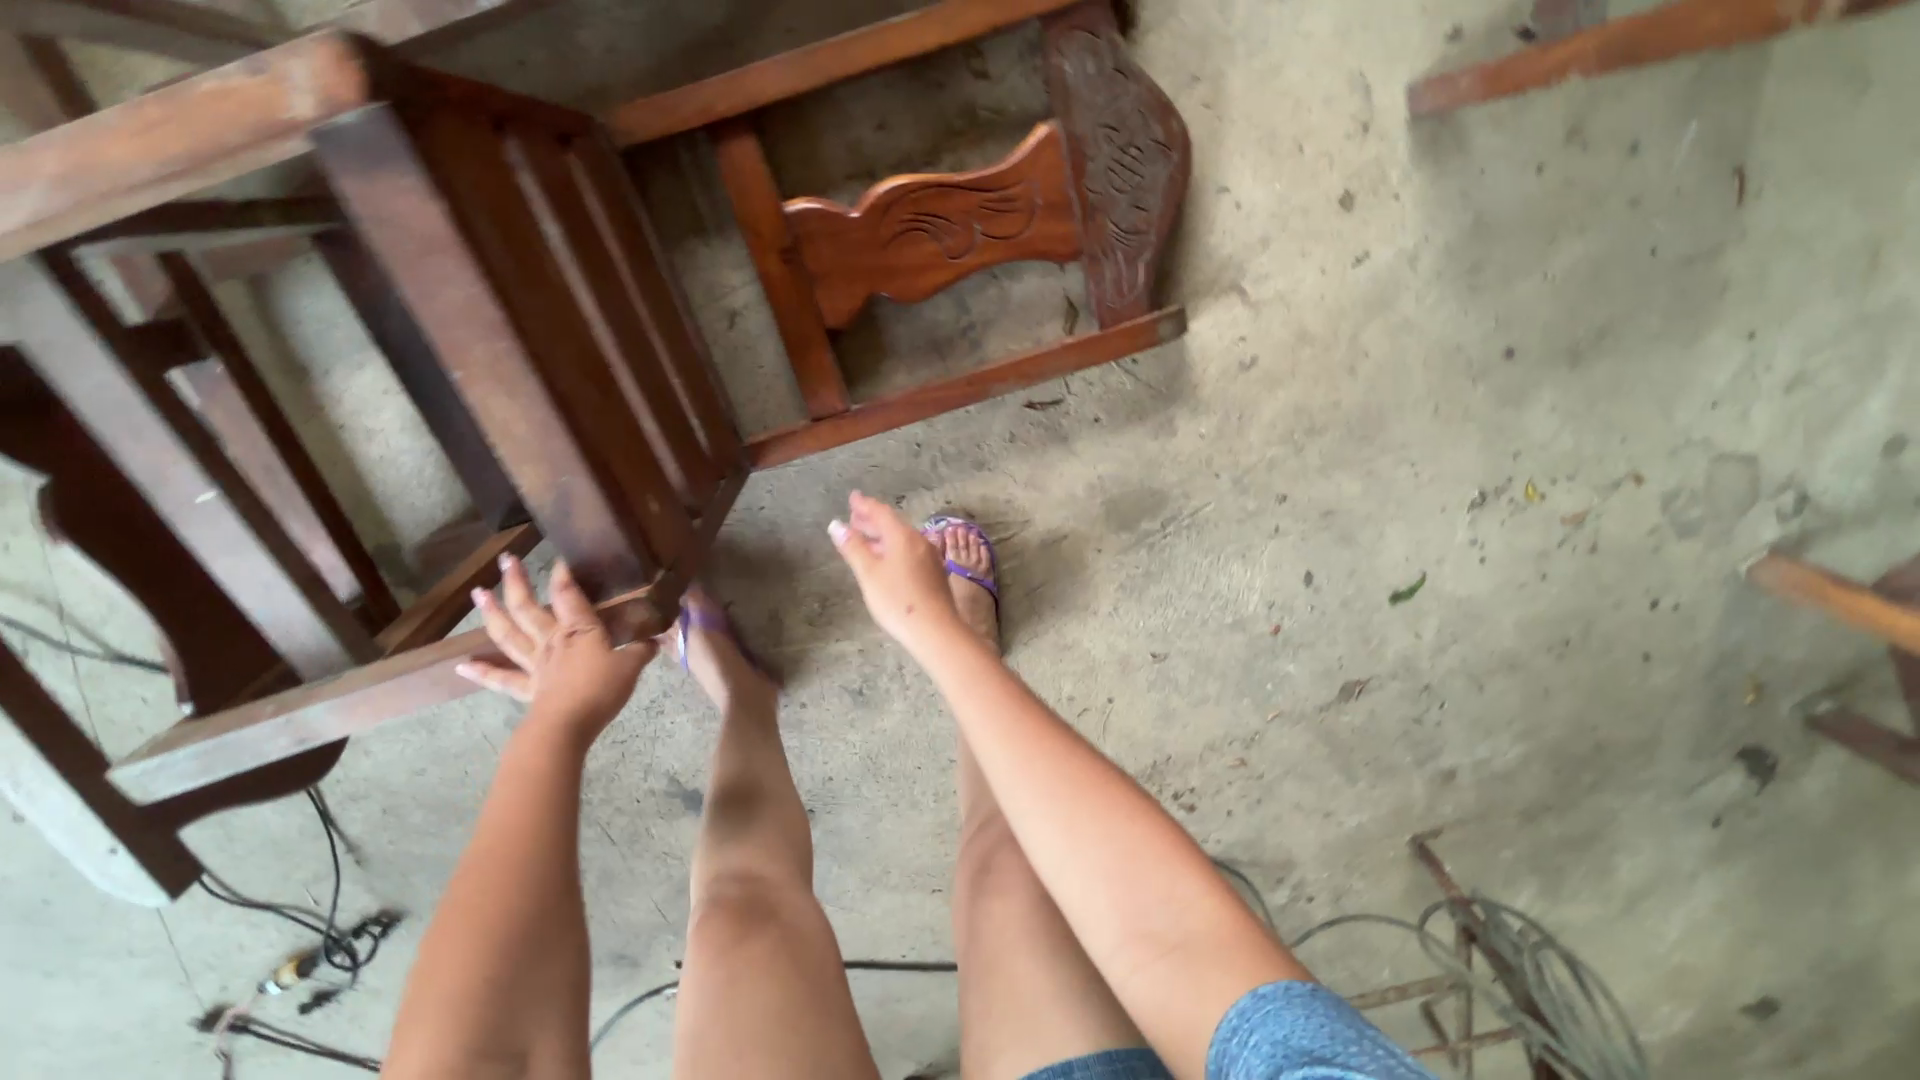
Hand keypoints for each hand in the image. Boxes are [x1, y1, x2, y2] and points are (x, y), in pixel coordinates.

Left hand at [455, 555, 656, 736]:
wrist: (568, 724)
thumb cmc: (600, 690)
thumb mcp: (631, 668)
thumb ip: (640, 652)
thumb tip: (654, 642)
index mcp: (578, 630)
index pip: (569, 594)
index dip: (564, 574)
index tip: (560, 557)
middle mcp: (551, 640)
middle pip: (529, 607)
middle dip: (516, 581)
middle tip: (505, 560)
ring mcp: (535, 663)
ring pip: (508, 633)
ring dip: (491, 612)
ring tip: (478, 592)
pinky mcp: (526, 687)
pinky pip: (501, 678)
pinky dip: (481, 671)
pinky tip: (462, 664)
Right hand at [829, 491, 962, 652]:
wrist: (935, 629)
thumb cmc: (897, 600)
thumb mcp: (869, 573)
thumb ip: (853, 547)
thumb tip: (836, 525)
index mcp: (902, 536)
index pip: (881, 512)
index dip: (864, 505)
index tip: (852, 498)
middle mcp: (919, 541)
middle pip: (893, 524)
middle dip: (872, 519)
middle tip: (855, 517)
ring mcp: (929, 557)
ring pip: (902, 539)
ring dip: (883, 535)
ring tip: (866, 538)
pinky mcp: (934, 573)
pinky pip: (910, 551)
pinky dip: (894, 548)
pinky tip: (886, 560)